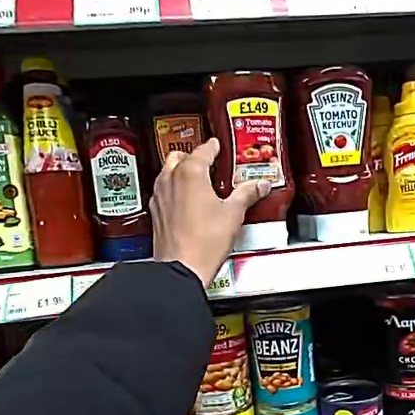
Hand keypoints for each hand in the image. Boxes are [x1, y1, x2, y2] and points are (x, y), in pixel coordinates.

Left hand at [152, 137, 268, 286]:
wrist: (181, 268)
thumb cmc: (204, 242)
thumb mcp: (233, 214)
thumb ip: (247, 194)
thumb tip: (260, 185)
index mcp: (190, 173)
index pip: (203, 150)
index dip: (213, 146)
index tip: (217, 145)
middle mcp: (170, 180)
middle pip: (180, 157)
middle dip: (194, 157)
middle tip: (209, 163)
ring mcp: (159, 196)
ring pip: (168, 173)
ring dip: (181, 172)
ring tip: (199, 182)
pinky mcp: (155, 213)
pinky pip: (163, 192)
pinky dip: (174, 190)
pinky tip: (187, 202)